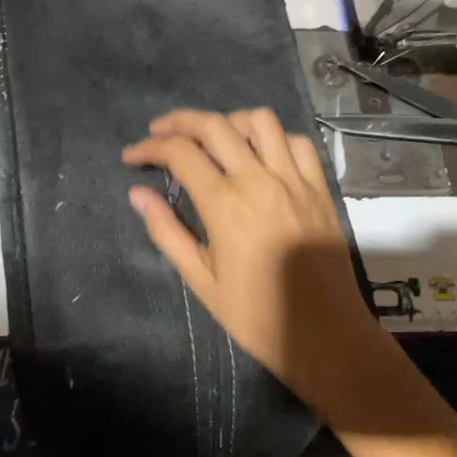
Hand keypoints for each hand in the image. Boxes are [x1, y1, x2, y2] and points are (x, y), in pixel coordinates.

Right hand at [122, 108, 382, 410]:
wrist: (325, 335)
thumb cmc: (256, 316)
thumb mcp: (202, 281)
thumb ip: (168, 232)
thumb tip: (138, 195)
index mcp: (226, 206)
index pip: (180, 153)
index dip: (149, 148)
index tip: (131, 157)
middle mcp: (260, 181)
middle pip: (214, 125)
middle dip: (179, 121)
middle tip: (159, 131)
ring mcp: (295, 180)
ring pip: (260, 121)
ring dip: (228, 121)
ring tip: (212, 138)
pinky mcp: (320, 188)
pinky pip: (297, 142)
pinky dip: (274, 137)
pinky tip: (259, 154)